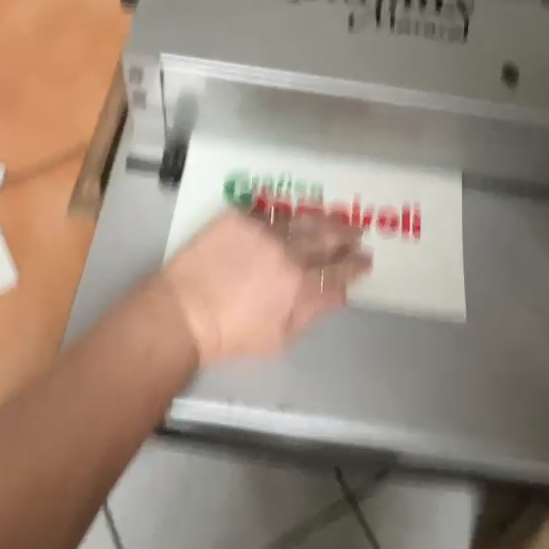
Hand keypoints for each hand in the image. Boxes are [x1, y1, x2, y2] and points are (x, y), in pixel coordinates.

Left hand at [158, 211, 371, 363]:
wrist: (183, 312)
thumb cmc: (230, 335)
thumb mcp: (280, 337)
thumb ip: (313, 312)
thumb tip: (338, 294)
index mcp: (301, 285)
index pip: (339, 271)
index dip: (356, 265)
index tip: (365, 260)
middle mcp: (287, 252)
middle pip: (327, 238)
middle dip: (347, 235)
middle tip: (357, 232)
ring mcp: (263, 231)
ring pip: (302, 219)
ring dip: (323, 219)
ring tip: (335, 218)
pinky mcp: (239, 217)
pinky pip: (270, 211)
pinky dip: (286, 213)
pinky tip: (295, 213)